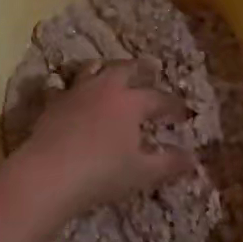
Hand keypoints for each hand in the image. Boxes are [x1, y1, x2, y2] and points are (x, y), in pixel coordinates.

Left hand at [14, 61, 192, 211]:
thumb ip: (168, 164)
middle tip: (152, 67)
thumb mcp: (141, 174)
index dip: (174, 105)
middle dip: (142, 69)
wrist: (48, 173)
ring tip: (113, 70)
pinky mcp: (54, 100)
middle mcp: (106, 87)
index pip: (159, 98)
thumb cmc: (101, 173)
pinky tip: (68, 90)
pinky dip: (69, 86)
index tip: (185, 112)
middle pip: (127, 69)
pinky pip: (62, 85)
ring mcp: (78, 90)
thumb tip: (194, 158)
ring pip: (95, 68)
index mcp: (131, 102)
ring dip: (107, 68)